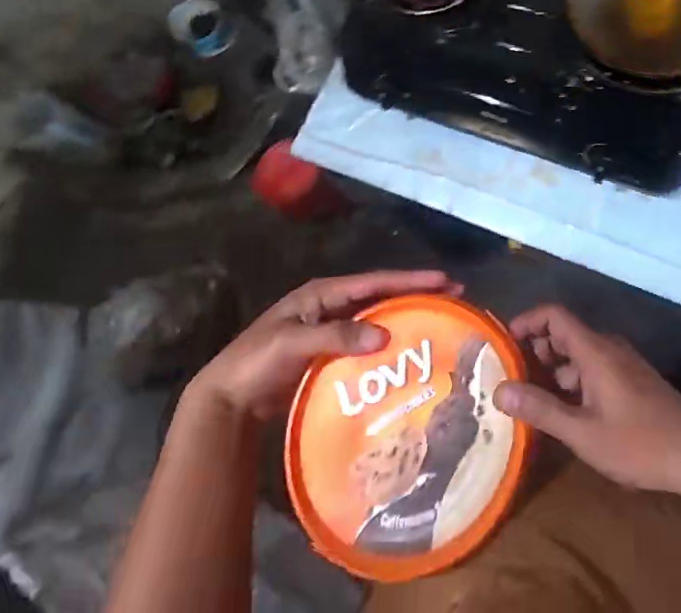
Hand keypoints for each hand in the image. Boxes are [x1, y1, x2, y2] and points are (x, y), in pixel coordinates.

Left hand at [187, 270, 459, 420]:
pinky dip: (386, 347)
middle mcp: (330, 307)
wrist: (228, 400)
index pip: (373, 282)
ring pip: (375, 321)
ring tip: (438, 324)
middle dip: (414, 295)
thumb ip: (337, 337)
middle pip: (380, 297)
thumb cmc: (256, 363)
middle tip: (452, 299)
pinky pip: (365, 346)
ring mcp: (330, 332)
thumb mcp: (294, 344)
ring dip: (403, 320)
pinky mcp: (329, 357)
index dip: (408, 279)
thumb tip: (385, 335)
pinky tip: (406, 358)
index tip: (443, 279)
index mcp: (322, 294)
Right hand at [495, 304, 680, 498]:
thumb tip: (498, 390)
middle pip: (563, 333)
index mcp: (595, 350)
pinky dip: (571, 381)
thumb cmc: (641, 444)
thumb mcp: (583, 433)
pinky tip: (564, 413)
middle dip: (534, 351)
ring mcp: (622, 364)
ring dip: (552, 371)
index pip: (554, 315)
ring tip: (529, 400)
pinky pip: (592, 369)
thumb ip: (540, 409)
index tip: (503, 344)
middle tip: (509, 378)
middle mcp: (608, 348)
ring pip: (577, 355)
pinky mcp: (631, 381)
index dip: (526, 321)